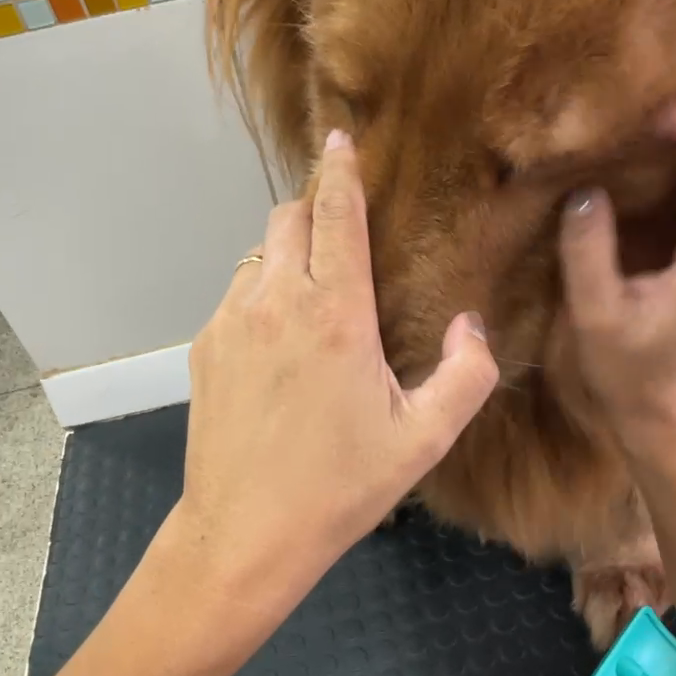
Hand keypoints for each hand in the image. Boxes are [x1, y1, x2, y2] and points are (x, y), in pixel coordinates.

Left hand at [179, 129, 499, 593]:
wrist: (244, 535)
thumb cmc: (340, 488)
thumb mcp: (424, 439)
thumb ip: (466, 373)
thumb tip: (470, 323)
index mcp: (336, 314)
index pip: (336, 215)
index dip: (341, 170)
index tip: (342, 139)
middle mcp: (277, 301)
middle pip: (288, 218)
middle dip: (314, 209)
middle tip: (341, 234)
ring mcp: (231, 321)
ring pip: (259, 256)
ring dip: (287, 256)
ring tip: (312, 298)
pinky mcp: (204, 347)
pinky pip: (236, 295)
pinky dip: (261, 296)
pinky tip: (278, 345)